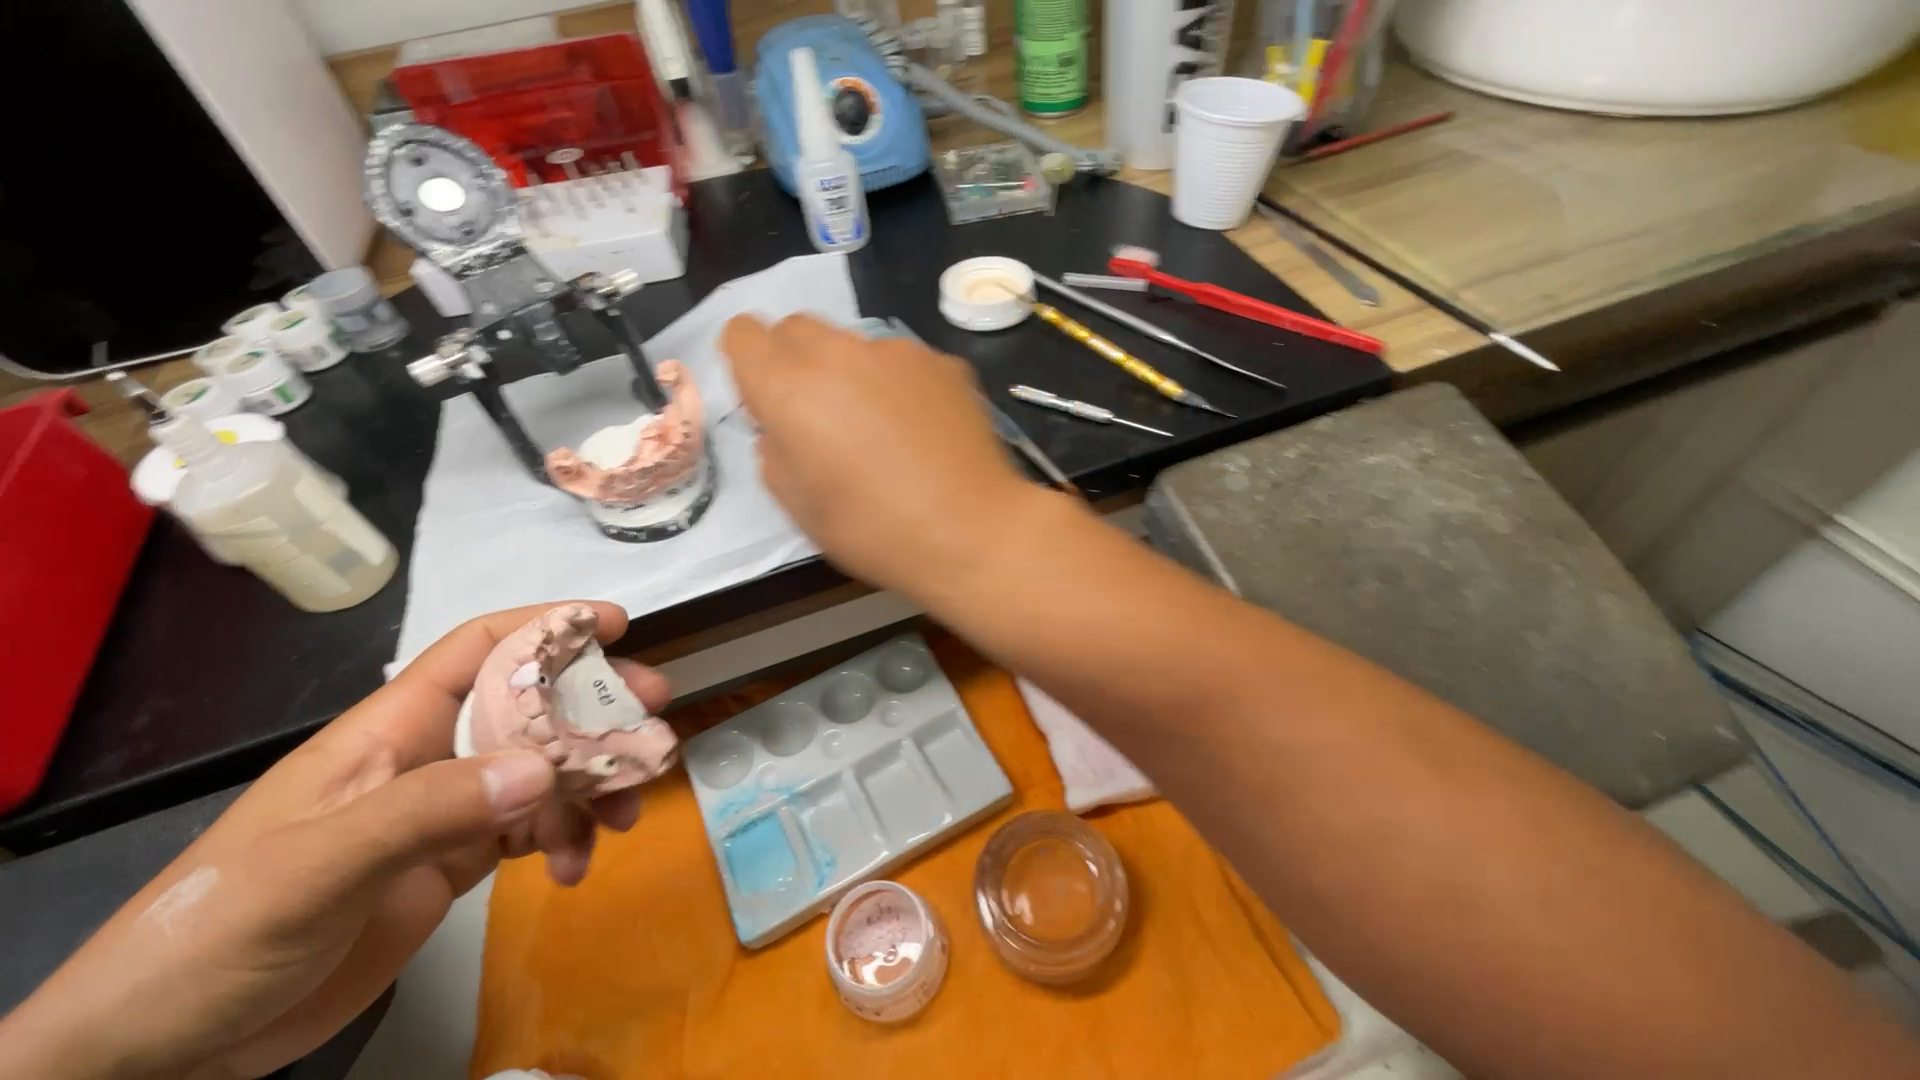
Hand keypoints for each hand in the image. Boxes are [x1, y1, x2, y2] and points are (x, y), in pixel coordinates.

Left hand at [0, 601, 667, 1079]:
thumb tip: (542, 770)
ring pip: (542, 775)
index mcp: (389, 733)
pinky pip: (530, 833)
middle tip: (655, 729)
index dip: (547, 627)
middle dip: (597, 714)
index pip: (479, 651)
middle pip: (531, 711)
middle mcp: (425, 760)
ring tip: (622, 819)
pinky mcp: (450, 864)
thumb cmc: (217, 932)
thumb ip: (429, 811)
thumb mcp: (318, 867)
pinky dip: (564, 841)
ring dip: (591, 788)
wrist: (162, 1045)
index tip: (617, 625)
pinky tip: (571, 871)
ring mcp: (442, 814)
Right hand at [720, 313, 1050, 594]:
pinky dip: (894, 383)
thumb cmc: (874, 530)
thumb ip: (774, 452)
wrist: (971, 530)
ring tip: (875, 426)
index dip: (746, 361)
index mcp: (789, 388)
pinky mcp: (942, 362)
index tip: (763, 398)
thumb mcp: (800, 506)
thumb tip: (779, 428)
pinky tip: (918, 428)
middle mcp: (839, 353)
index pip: (743, 334)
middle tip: (814, 414)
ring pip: (851, 342)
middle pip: (795, 328)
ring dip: (846, 371)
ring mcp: (896, 352)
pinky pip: (899, 360)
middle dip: (791, 360)